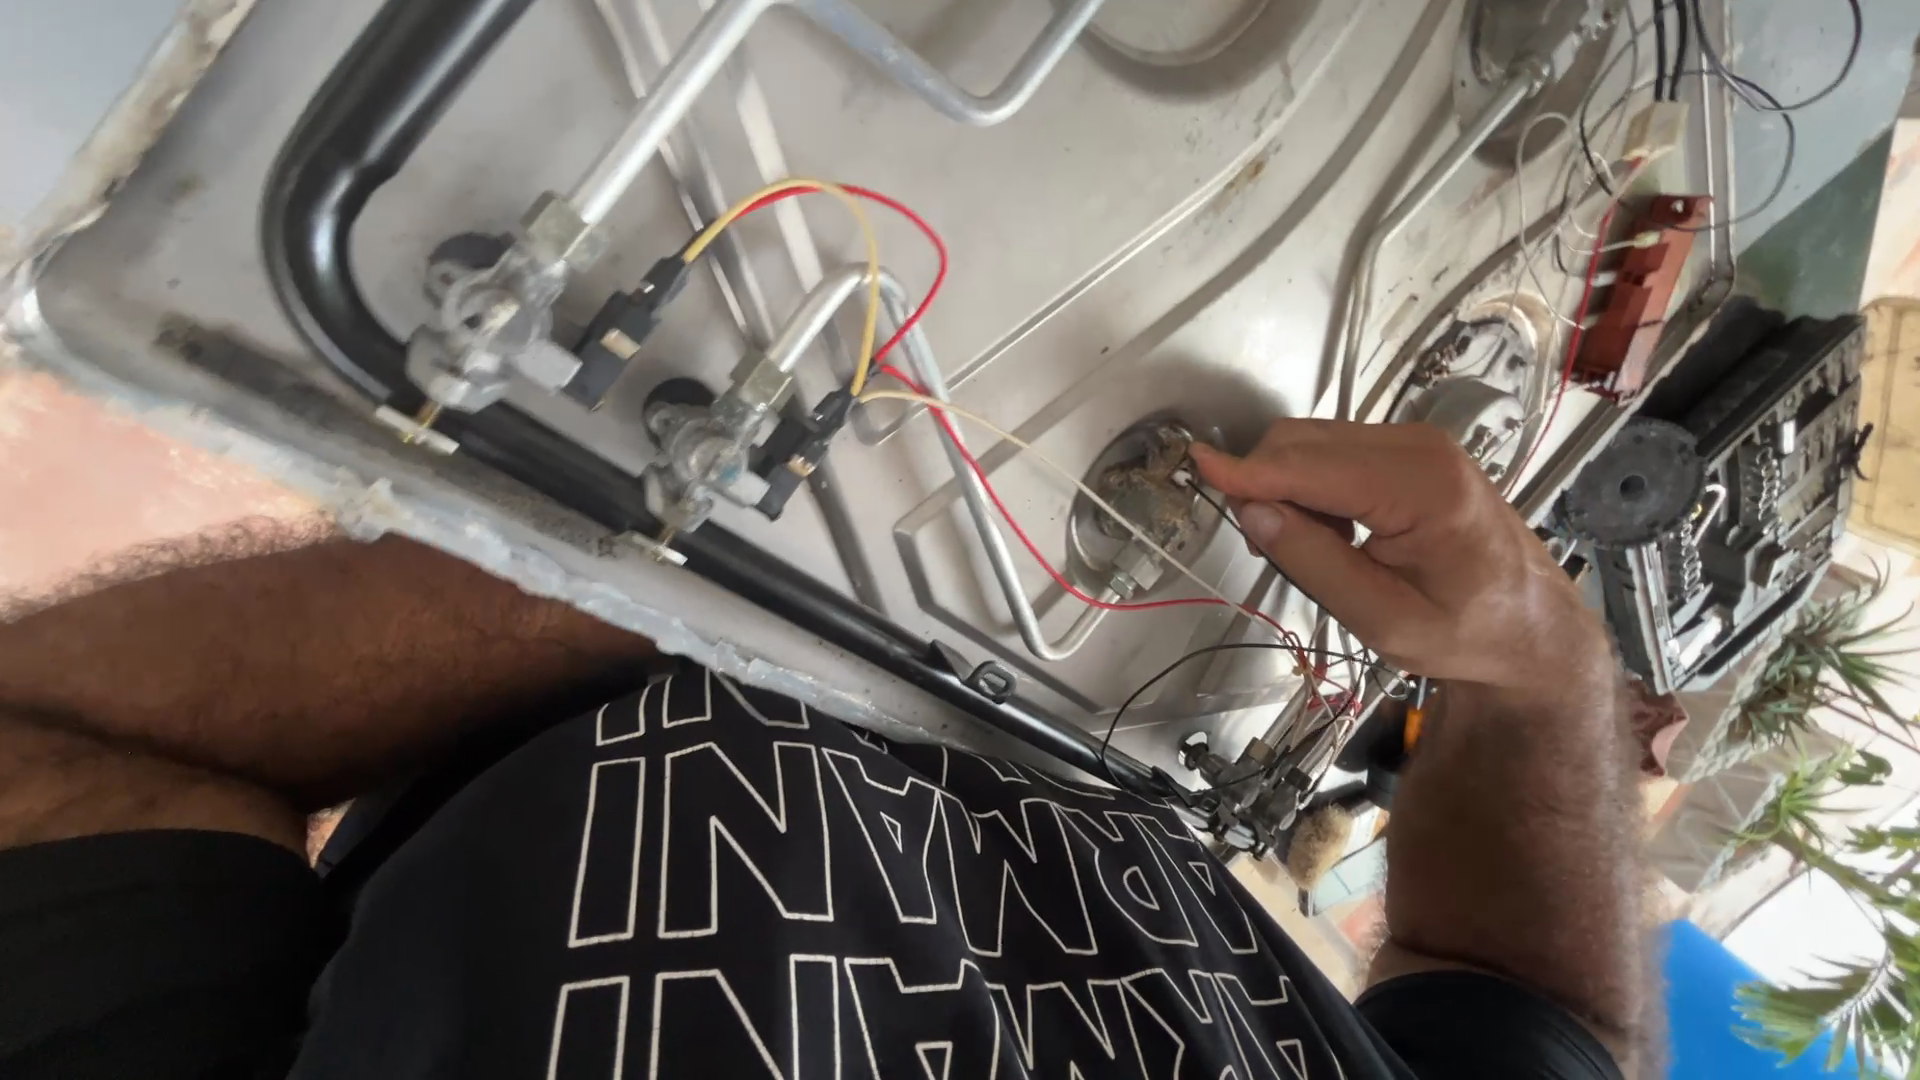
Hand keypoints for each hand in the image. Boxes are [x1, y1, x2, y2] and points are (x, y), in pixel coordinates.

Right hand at [1189, 421, 1611, 697]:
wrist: (1532, 627)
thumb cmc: (1464, 634)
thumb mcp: (1382, 618)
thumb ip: (1314, 562)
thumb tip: (1253, 512)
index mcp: (1420, 487)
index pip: (1307, 467)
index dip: (1246, 470)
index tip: (1195, 465)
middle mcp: (1417, 447)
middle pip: (1301, 442)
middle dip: (1263, 485)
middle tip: (1269, 547)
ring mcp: (1415, 443)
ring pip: (1310, 442)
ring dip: (1284, 486)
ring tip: (1307, 546)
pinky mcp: (1409, 450)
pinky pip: (1330, 450)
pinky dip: (1307, 484)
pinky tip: (1329, 528)